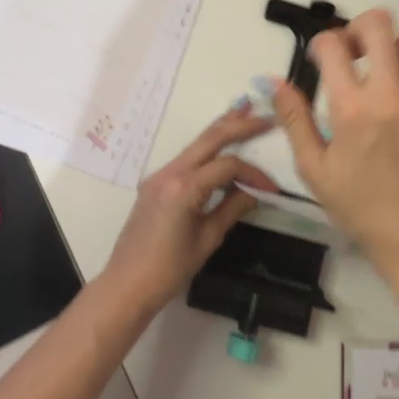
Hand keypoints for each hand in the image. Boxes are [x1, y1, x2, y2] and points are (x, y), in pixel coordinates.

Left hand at [99, 103, 275, 312]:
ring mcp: (159, 176)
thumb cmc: (169, 269)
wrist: (126, 284)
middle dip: (237, 124)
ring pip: (195, 145)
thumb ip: (231, 209)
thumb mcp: (207, 240)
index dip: (254, 174)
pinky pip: (185, 159)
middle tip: (263, 114)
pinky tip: (220, 148)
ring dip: (220, 130)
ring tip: (243, 114)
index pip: (228, 166)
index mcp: (184, 188)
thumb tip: (254, 193)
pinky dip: (206, 150)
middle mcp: (170, 173)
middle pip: (209, 139)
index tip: (272, 189)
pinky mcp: (154, 184)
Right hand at [270, 9, 398, 275]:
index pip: (332, 45)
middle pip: (379, 23)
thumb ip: (294, 119)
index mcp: (352, 109)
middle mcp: (393, 95)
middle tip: (358, 53)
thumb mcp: (315, 169)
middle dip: (360, 29)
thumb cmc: (362, 207)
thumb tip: (273, 81)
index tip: (324, 60)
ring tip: (392, 67)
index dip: (322, 45)